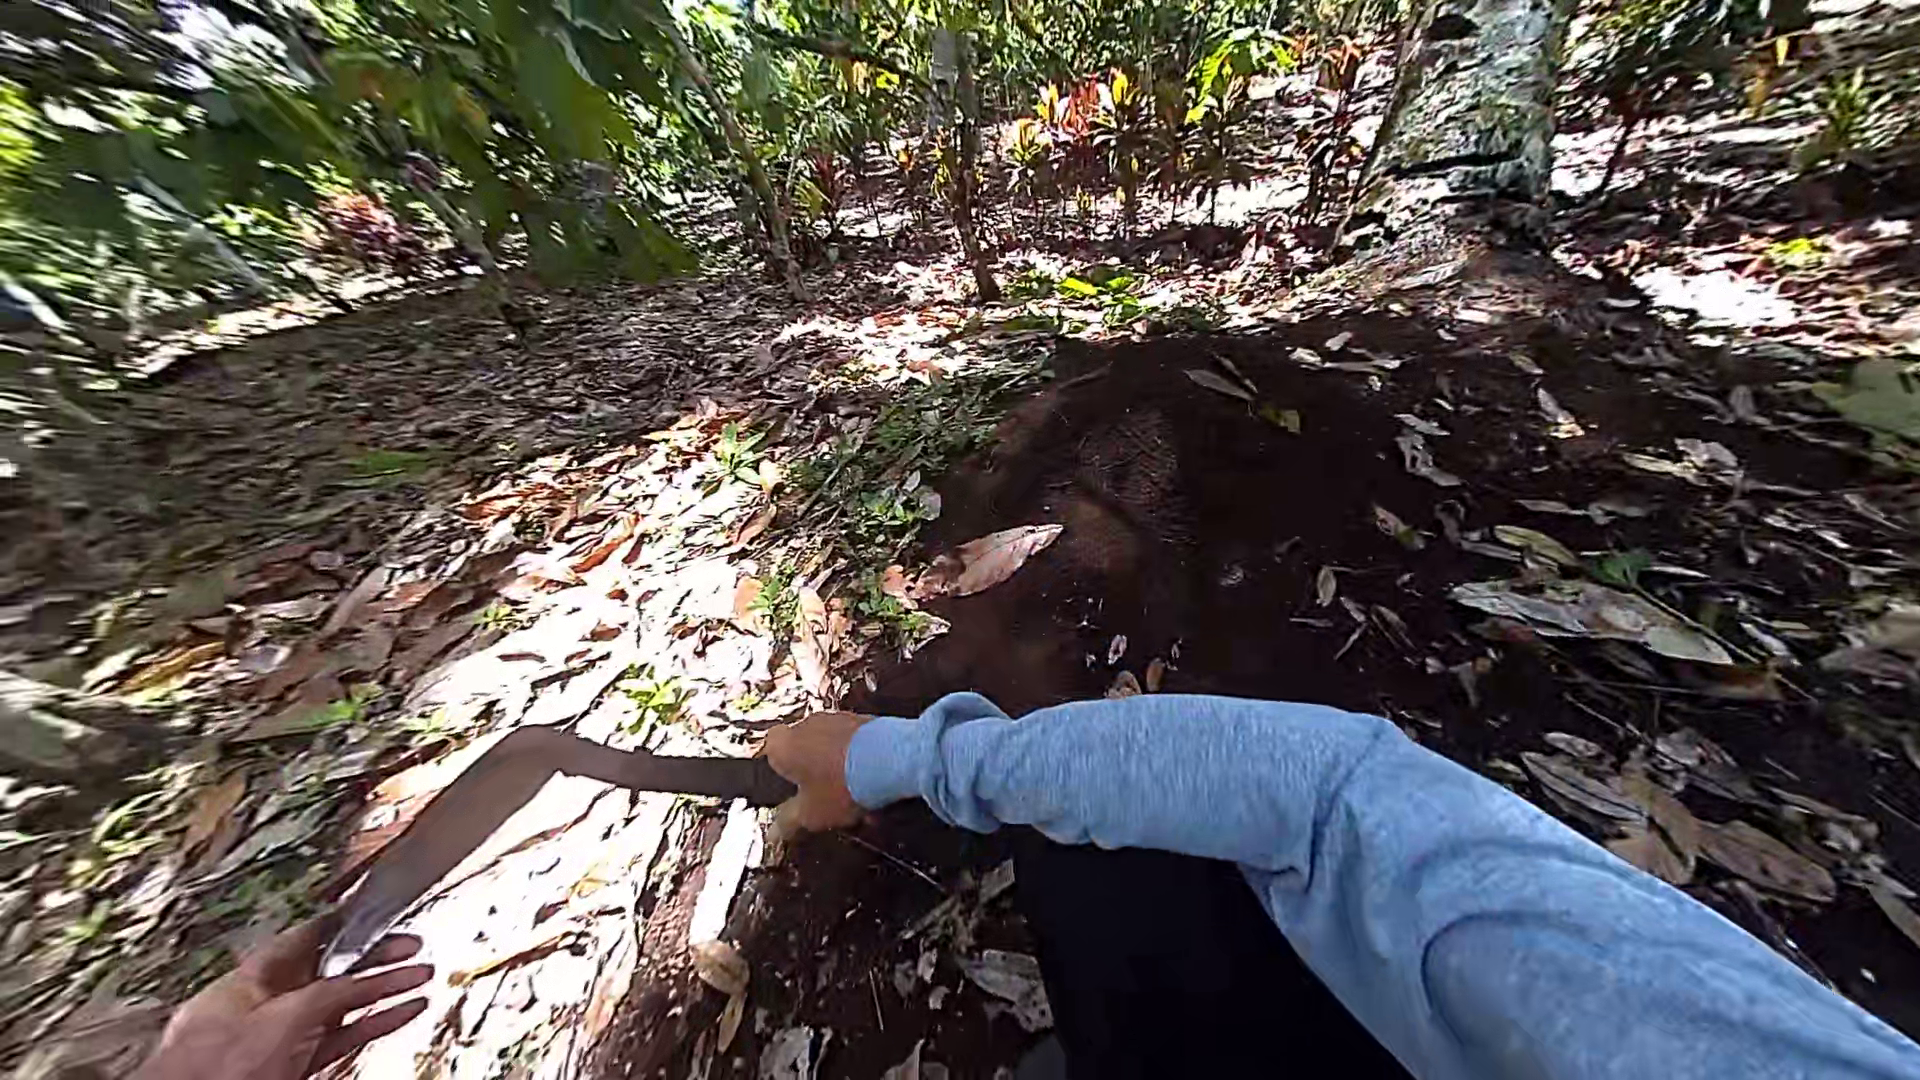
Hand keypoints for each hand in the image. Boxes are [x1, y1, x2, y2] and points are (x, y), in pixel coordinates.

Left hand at [133, 915, 432, 1079]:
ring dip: (386, 990)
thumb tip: (368, 976)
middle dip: (378, 958)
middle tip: (413, 946)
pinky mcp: (286, 1070)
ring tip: (424, 977)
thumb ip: (334, 988)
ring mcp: (270, 1043)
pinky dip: (377, 1021)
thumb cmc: (214, 1071)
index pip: (306, 938)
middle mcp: (257, 1010)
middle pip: (331, 972)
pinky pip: (342, 1036)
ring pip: (342, 1005)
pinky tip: (407, 1010)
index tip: (380, 911)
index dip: (347, 922)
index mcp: (244, 986)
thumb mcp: (289, 1013)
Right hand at [764, 710, 868, 831]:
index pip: (770, 746)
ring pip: (832, 745)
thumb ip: (788, 822)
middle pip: (804, 747)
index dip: (780, 766)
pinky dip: (860, 757)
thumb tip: (771, 834)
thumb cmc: (840, 786)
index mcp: (785, 744)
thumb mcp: (810, 814)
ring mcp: (838, 717)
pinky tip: (874, 782)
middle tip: (825, 797)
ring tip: (856, 796)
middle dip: (814, 770)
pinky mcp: (864, 718)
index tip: (792, 785)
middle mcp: (808, 724)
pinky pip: (854, 741)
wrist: (889, 757)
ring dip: (839, 765)